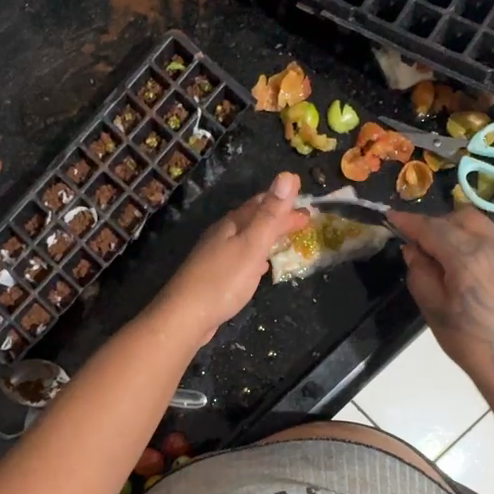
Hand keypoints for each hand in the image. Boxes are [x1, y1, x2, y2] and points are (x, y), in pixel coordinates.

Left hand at [148, 172, 308, 346]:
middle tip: (303, 221)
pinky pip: (240, 259)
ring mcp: (215, 256)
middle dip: (278, 218)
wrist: (185, 317)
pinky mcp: (214, 277)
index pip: (262, 204)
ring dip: (267, 237)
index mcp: (232, 224)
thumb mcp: (252, 245)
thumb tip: (286, 175)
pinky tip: (260, 267)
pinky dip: (255, 257)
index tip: (308, 205)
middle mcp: (221, 235)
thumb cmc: (222, 281)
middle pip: (253, 220)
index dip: (285, 203)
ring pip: (247, 239)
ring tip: (284, 240)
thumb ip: (270, 214)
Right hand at [389, 207, 493, 380]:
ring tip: (444, 255)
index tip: (392, 216)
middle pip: (461, 218)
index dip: (409, 222)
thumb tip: (414, 250)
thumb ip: (420, 273)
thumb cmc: (469, 341)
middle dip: (437, 223)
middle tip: (419, 242)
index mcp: (468, 257)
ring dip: (458, 232)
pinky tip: (469, 271)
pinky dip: (476, 245)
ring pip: (482, 227)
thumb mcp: (434, 309)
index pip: (433, 228)